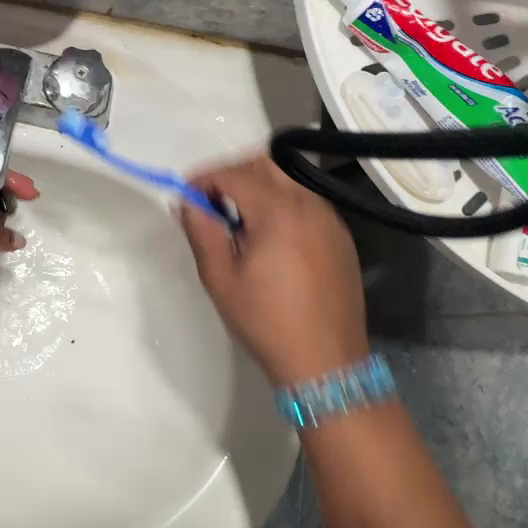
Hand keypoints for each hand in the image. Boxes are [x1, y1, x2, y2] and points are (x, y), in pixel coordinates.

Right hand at [178, 154, 369, 387]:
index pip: (234, 173)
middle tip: (209, 199)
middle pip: (265, 164)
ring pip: (289, 180)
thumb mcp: (220, 277)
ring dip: (258, 186)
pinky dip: (281, 203)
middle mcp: (309, 204)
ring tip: (236, 219)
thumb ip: (201, 230)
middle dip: (232, 173)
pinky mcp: (341, 237)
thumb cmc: (266, 321)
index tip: (185, 194)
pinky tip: (268, 236)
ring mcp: (330, 219)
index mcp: (278, 212)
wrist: (326, 362)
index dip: (204, 178)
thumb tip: (188, 201)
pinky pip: (306, 202)